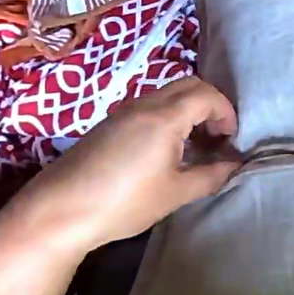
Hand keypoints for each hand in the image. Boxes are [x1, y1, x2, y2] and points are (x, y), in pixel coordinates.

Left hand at [0, 77, 240, 258]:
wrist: (60, 209)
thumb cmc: (123, 202)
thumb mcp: (174, 193)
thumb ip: (210, 176)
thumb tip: (234, 166)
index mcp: (164, 117)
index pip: (207, 95)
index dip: (226, 112)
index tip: (231, 139)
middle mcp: (145, 104)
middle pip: (188, 85)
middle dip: (210, 105)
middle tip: (217, 136)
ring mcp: (124, 111)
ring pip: (168, 94)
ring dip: (189, 110)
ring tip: (195, 146)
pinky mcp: (110, 123)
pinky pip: (150, 106)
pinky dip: (169, 116)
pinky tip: (166, 150)